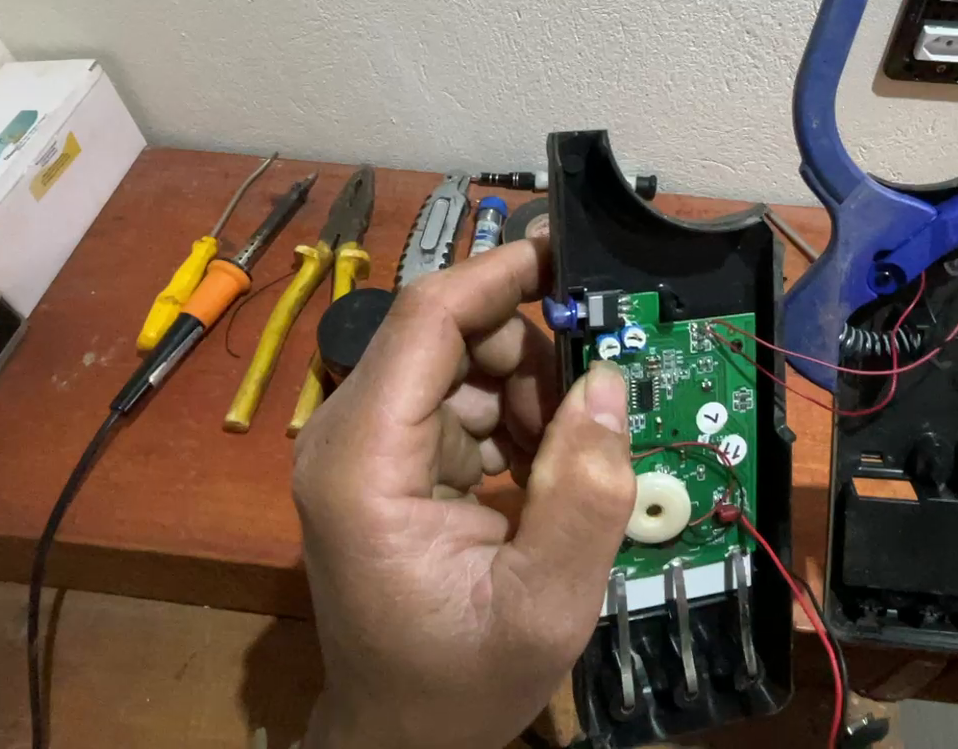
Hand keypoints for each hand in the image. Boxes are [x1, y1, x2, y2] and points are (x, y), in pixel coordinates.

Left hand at [293, 238, 637, 748]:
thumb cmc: (455, 683)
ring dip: (527, 388)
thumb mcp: (544, 609)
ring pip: (464, 358)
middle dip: (528, 351)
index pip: (425, 319)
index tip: (567, 258)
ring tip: (563, 458)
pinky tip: (538, 468)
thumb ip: (585, 496)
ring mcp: (369, 439)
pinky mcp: (392, 452)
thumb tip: (606, 384)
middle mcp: (351, 432)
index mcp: (362, 460)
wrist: (400, 732)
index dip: (497, 275)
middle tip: (588, 402)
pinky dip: (513, 413)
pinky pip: (463, 394)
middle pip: (448, 332)